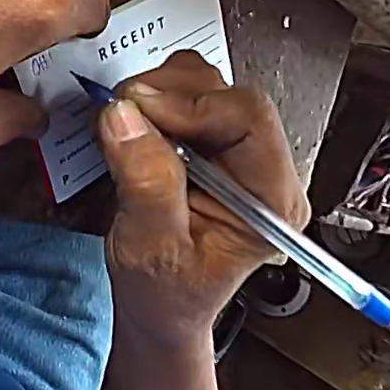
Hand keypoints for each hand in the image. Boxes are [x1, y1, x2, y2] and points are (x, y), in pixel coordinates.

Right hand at [97, 50, 309, 350]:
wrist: (161, 305)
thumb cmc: (167, 293)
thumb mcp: (152, 250)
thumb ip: (146, 183)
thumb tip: (126, 117)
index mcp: (271, 199)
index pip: (249, 119)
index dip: (191, 106)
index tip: (139, 113)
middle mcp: (263, 165)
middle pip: (224, 94)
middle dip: (165, 97)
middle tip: (119, 116)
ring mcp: (237, 146)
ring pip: (203, 84)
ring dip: (155, 95)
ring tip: (123, 128)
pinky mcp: (211, 135)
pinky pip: (184, 91)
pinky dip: (152, 98)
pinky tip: (134, 129)